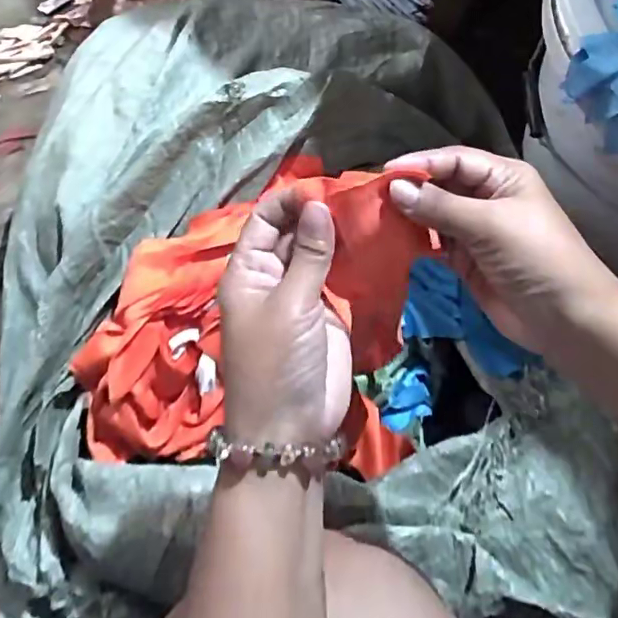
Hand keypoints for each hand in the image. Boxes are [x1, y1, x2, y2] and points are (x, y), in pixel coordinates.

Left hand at [218, 189, 352, 446]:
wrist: (292, 430)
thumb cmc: (277, 363)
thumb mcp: (291, 305)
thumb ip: (309, 256)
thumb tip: (319, 206)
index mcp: (247, 271)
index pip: (264, 221)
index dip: (289, 201)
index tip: (323, 187)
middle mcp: (270, 276)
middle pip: (291, 232)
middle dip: (315, 213)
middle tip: (354, 195)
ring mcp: (298, 294)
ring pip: (315, 252)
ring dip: (334, 233)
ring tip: (365, 210)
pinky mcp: (324, 311)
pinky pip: (334, 275)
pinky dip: (348, 258)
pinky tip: (369, 240)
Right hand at [385, 146, 617, 352]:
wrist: (570, 321)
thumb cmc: (536, 258)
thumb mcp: (489, 225)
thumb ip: (439, 206)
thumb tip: (394, 188)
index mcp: (502, 177)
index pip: (453, 160)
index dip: (420, 164)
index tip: (384, 173)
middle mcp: (487, 198)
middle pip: (440, 185)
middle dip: (410, 189)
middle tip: (373, 197)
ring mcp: (476, 230)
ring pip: (433, 214)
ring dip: (409, 216)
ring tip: (376, 218)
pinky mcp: (467, 260)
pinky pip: (434, 243)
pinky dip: (415, 241)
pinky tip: (391, 241)